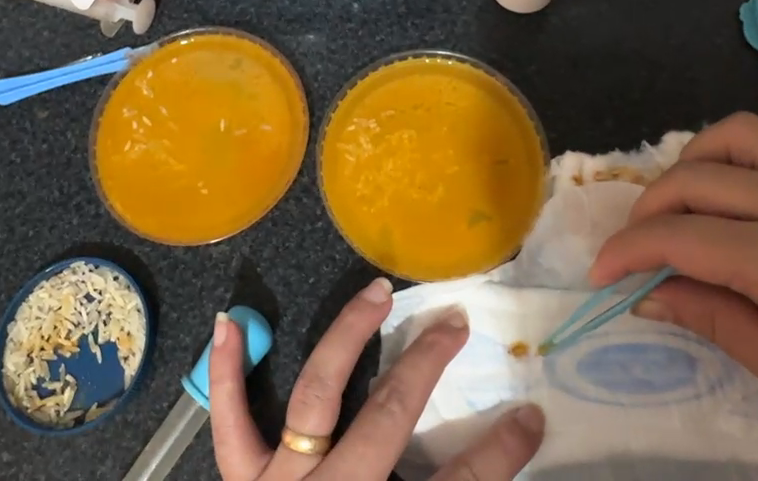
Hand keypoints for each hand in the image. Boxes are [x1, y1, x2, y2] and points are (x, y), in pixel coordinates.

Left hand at [207, 277, 545, 480]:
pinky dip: (228, 374)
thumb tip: (488, 466)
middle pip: (387, 418)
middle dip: (425, 365)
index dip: (497, 453)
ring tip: (377, 294)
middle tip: (456, 322)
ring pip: (317, 394)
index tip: (530, 417)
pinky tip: (229, 324)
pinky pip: (230, 425)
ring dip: (348, 335)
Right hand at [590, 112, 757, 455]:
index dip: (627, 252)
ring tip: (687, 202)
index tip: (601, 275)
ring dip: (695, 160)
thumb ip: (711, 319)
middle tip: (638, 250)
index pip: (676, 236)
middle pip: (692, 178)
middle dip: (647, 209)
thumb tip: (644, 294)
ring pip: (736, 135)